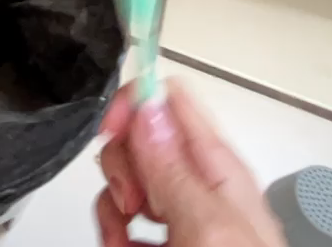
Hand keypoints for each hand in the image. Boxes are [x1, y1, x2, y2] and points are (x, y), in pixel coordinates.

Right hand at [96, 79, 284, 246]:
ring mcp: (184, 222)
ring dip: (112, 210)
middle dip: (121, 167)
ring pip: (127, 183)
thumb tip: (148, 105)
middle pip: (140, 138)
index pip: (171, 99)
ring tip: (124, 245)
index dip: (134, 103)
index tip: (111, 132)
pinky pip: (124, 225)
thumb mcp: (208, 233)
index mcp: (219, 172)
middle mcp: (201, 189)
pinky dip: (115, 238)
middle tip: (132, 206)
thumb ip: (174, 169)